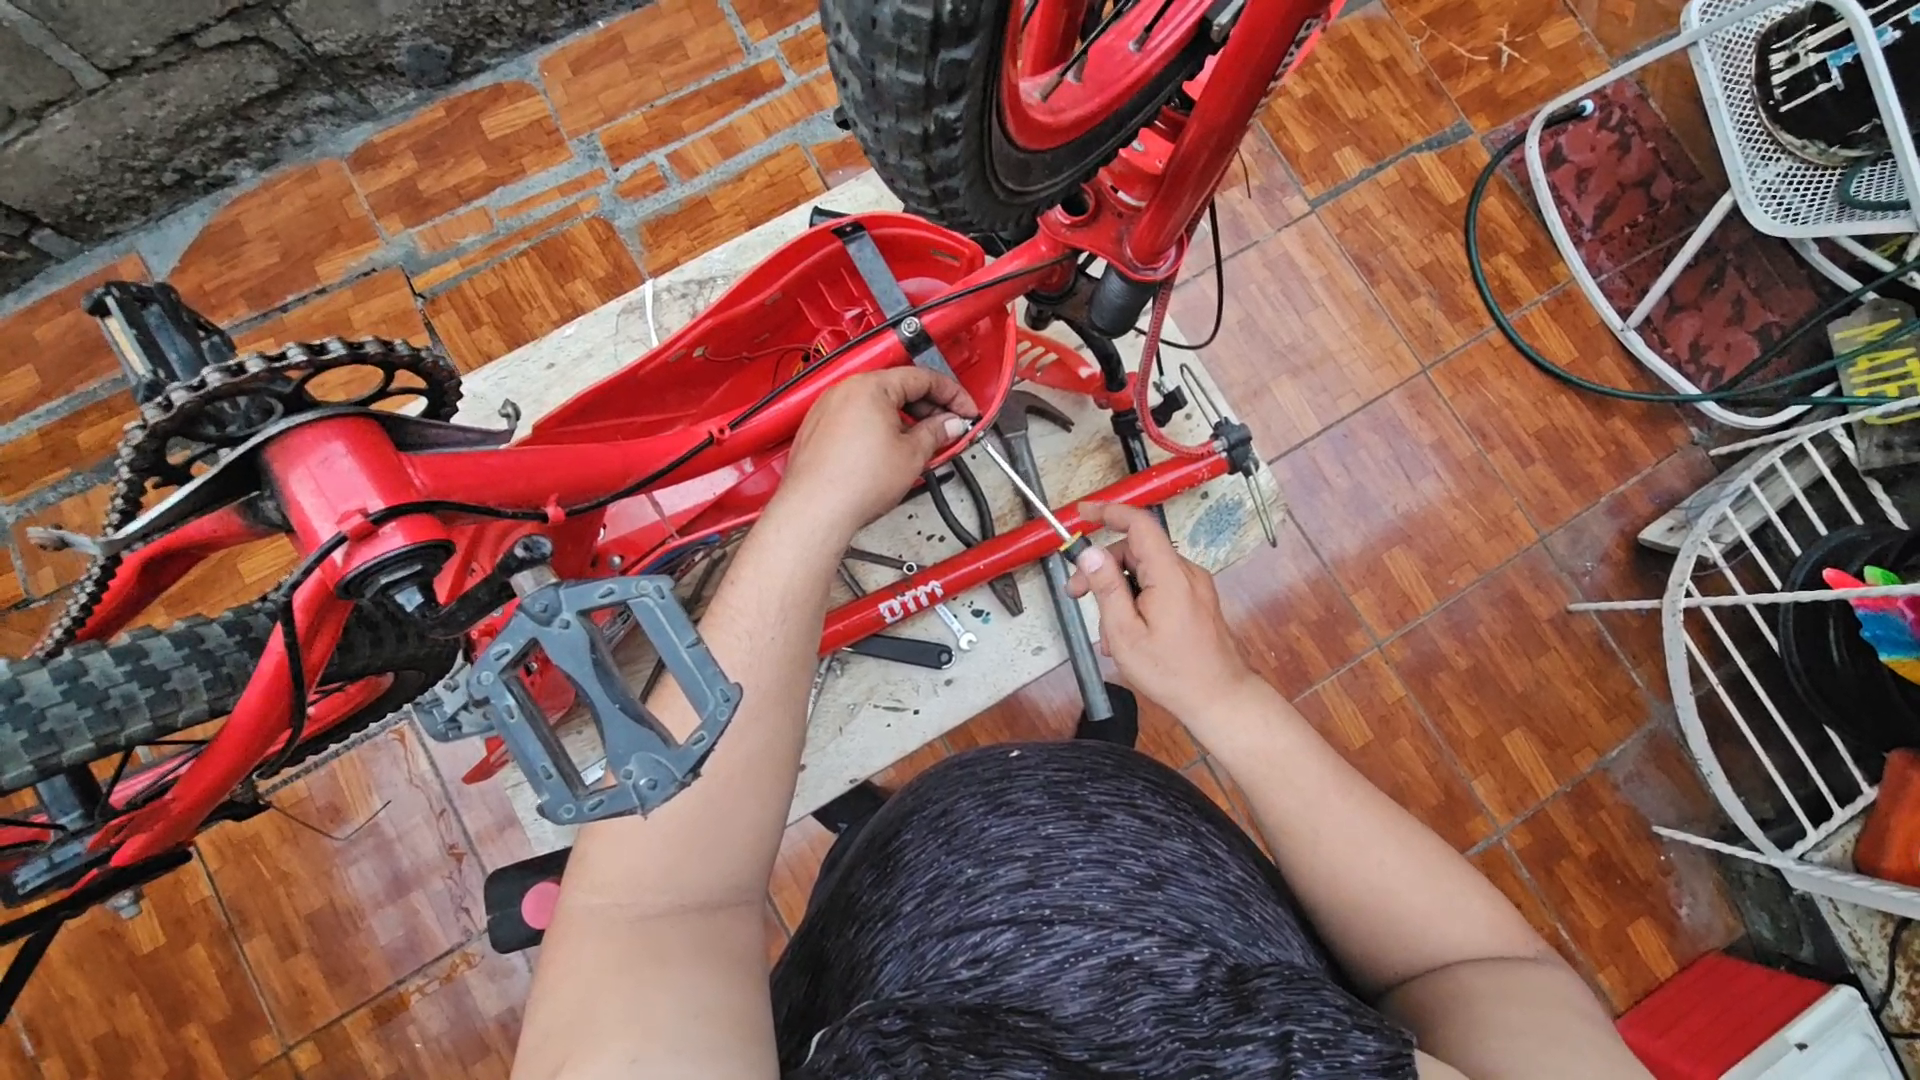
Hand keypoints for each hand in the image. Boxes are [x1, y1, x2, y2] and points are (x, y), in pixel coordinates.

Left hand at [771, 366, 979, 539]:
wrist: (815, 510)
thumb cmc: (854, 483)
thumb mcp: (912, 455)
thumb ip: (936, 433)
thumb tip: (949, 424)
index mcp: (871, 387)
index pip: (922, 378)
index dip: (952, 395)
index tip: (965, 411)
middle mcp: (845, 390)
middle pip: (898, 388)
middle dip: (928, 409)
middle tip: (948, 429)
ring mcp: (828, 409)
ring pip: (877, 405)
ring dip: (904, 421)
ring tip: (921, 445)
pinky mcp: (818, 430)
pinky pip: (857, 420)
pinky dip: (879, 430)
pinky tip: (891, 453)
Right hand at [1066, 501, 1262, 723]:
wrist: (1219, 699)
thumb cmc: (1172, 672)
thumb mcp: (1125, 633)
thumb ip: (1107, 588)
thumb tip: (1090, 553)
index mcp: (1169, 575)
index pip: (1138, 524)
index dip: (1108, 512)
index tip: (1082, 513)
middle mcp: (1186, 573)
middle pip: (1136, 550)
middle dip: (1103, 568)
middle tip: (1077, 594)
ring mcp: (1193, 586)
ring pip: (1144, 571)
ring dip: (1119, 592)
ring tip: (1109, 633)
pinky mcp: (1196, 599)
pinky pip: (1158, 586)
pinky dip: (1137, 600)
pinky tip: (1127, 633)